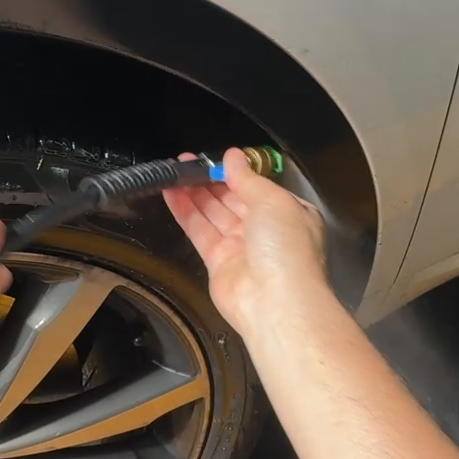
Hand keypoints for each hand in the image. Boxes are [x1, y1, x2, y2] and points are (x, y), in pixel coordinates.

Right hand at [162, 148, 328, 336]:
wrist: (275, 302)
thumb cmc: (285, 247)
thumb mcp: (272, 200)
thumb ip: (248, 178)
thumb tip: (233, 156)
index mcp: (288, 213)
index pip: (258, 187)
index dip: (235, 172)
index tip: (214, 159)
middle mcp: (266, 230)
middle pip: (233, 199)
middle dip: (211, 180)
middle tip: (186, 162)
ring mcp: (241, 248)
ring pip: (213, 214)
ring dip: (194, 193)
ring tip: (174, 173)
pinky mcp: (218, 263)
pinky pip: (199, 231)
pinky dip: (185, 212)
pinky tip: (171, 193)